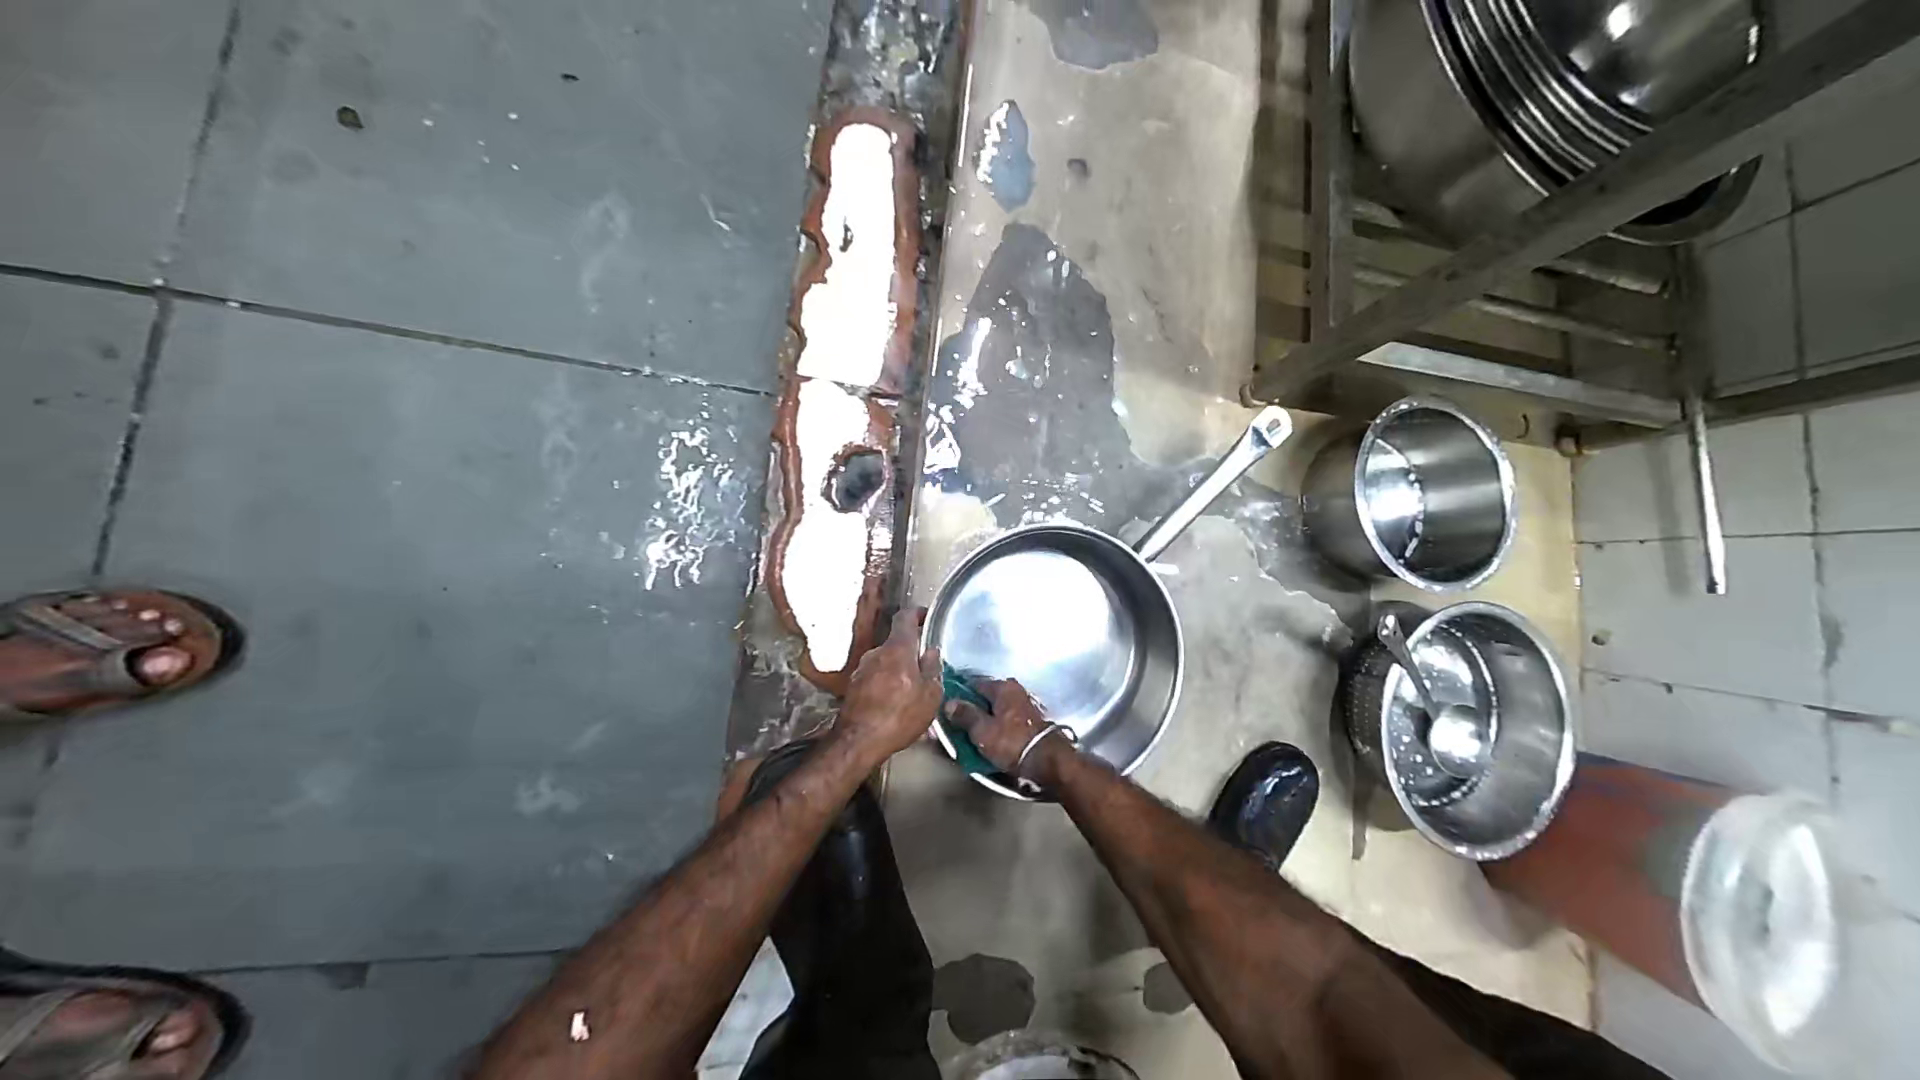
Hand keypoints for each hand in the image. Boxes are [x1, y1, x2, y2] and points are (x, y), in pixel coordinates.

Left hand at [836, 607, 943, 764]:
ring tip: (912, 695)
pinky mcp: (854, 687)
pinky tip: (896, 706)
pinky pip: (876, 679)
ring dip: (899, 672)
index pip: (905, 618)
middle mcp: (876, 654)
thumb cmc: (897, 717)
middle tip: (926, 669)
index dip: (917, 614)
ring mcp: (862, 670)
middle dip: (911, 653)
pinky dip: (887, 686)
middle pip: (896, 644)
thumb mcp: (929, 695)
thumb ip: (933, 669)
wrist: (858, 742)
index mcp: (897, 649)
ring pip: (886, 663)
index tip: (925, 616)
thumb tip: (931, 653)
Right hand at [943, 679, 1071, 783]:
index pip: (974, 684)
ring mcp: (1025, 707)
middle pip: (987, 697)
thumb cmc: (1012, 743)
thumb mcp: (982, 730)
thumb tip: (949, 703)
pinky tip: (990, 740)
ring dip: (986, 719)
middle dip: (973, 708)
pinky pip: (1006, 721)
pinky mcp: (1030, 723)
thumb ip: (965, 715)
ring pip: (997, 710)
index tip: (949, 707)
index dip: (959, 695)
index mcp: (1003, 687)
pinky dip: (998, 727)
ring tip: (972, 735)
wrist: (1047, 762)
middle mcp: (1016, 692)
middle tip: (958, 723)